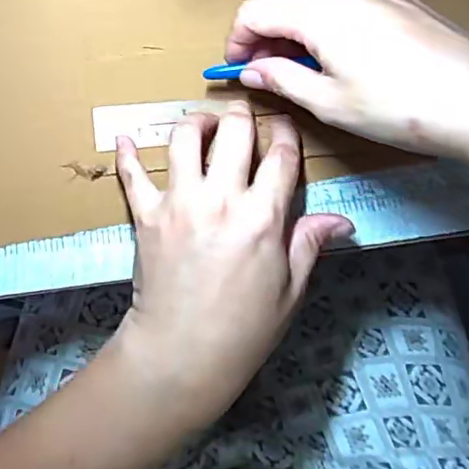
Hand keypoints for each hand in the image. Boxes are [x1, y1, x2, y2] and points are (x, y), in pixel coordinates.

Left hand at [106, 103, 350, 431]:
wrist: (181, 354)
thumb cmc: (244, 329)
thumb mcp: (289, 290)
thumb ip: (309, 245)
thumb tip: (342, 221)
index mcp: (262, 217)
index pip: (280, 157)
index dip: (285, 134)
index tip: (283, 125)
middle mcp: (220, 199)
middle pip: (234, 133)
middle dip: (241, 115)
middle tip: (241, 115)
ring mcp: (179, 203)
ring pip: (184, 139)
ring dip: (195, 122)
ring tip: (201, 124)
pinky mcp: (146, 214)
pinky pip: (132, 175)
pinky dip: (126, 154)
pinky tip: (126, 138)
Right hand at [226, 0, 468, 180]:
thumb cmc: (402, 108)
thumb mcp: (330, 102)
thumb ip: (281, 80)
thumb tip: (251, 71)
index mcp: (319, 11)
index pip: (255, 9)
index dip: (236, 39)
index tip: (237, 68)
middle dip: (263, 27)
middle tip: (266, 67)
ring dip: (294, 24)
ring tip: (303, 65)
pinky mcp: (400, 1)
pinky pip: (346, 0)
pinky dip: (325, 21)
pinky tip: (342, 56)